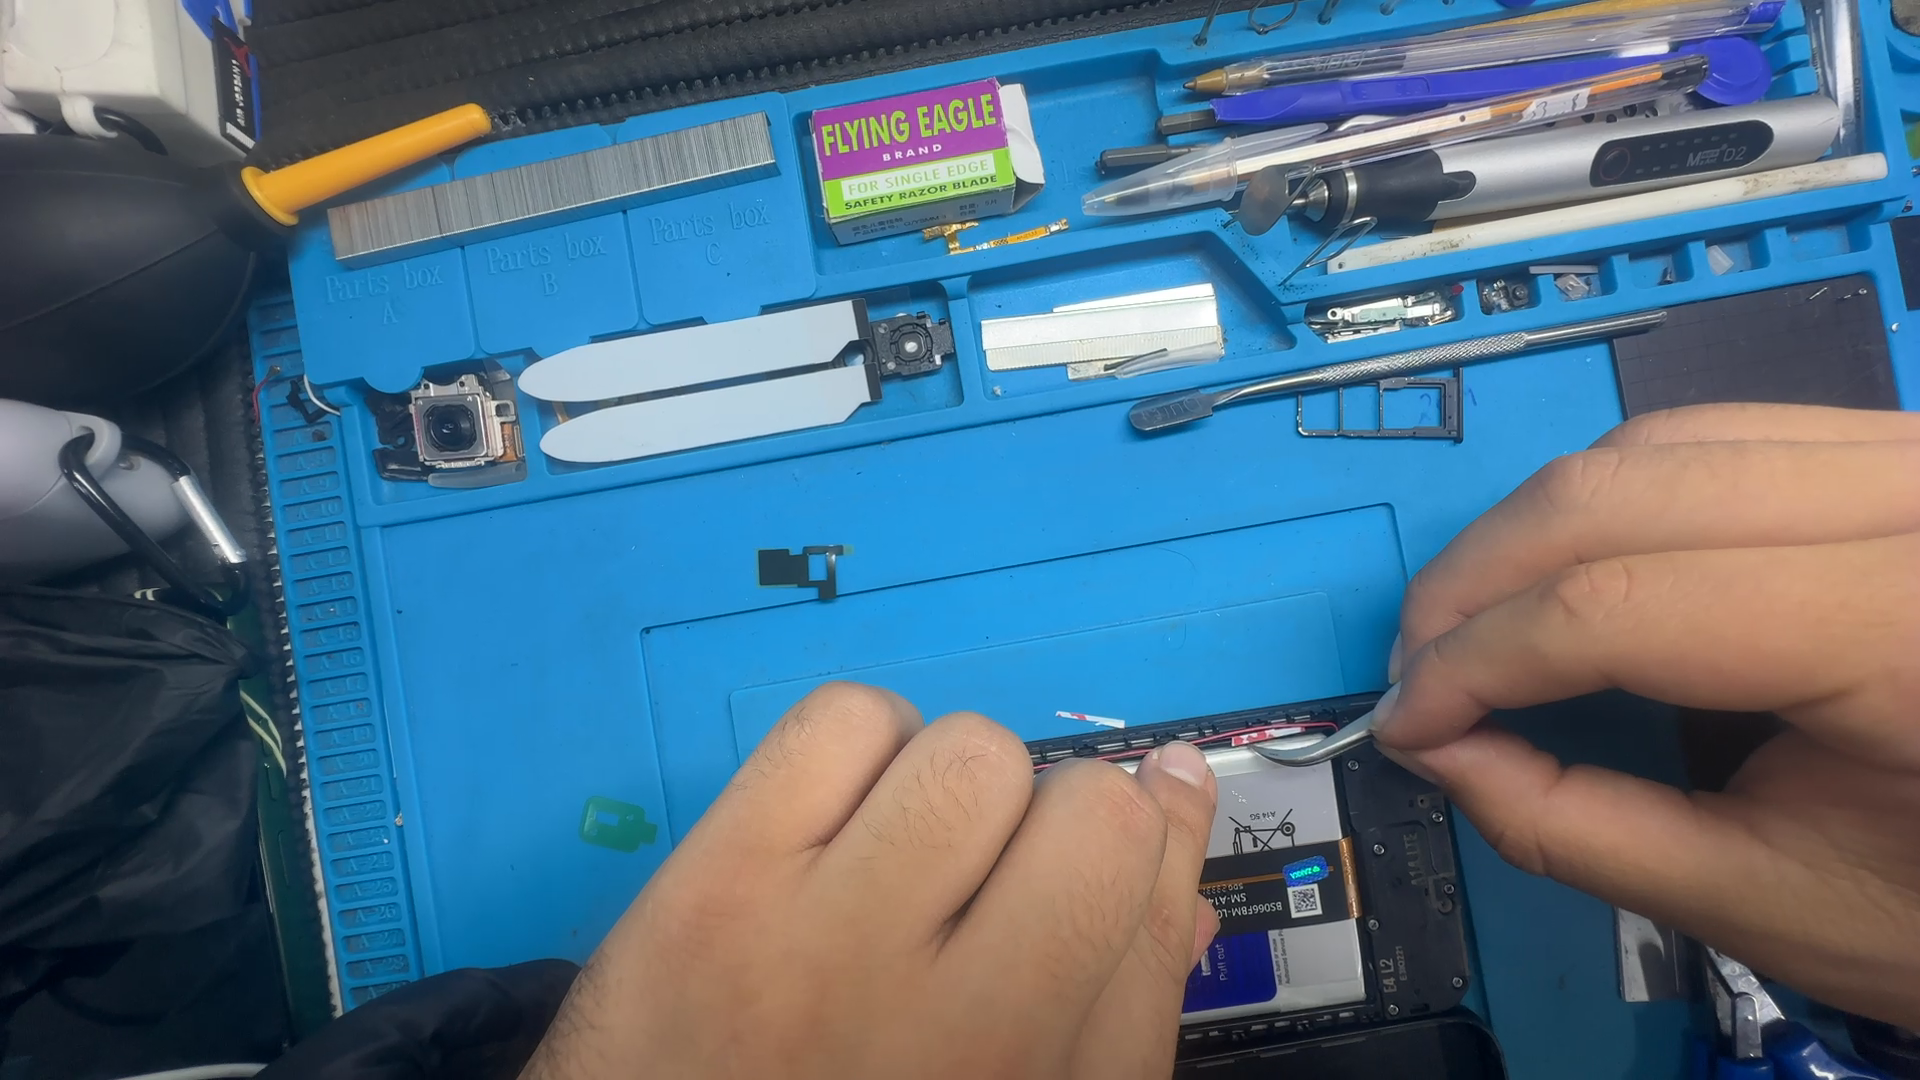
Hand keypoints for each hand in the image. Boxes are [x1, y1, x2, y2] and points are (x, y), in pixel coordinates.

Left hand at [520, 683, 1220, 1078]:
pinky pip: (838, 717)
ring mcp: (798, 937)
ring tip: (900, 847)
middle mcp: (921, 1013)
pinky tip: (838, 814)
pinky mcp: (708, 882)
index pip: (1119, 840)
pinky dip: (863, 740)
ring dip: (947, 775)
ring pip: (954, 744)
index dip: (1118, 823)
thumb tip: (1175, 784)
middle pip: (1051, 791)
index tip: (1078, 851)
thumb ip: (1138, 961)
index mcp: (1023, 1065)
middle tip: (974, 877)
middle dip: (1030, 810)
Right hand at [1373, 403, 1919, 1028]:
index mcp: (1914, 634)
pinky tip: (1563, 571)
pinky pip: (1685, 442)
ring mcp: (1910, 455)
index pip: (1616, 609)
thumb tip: (1425, 747)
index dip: (1474, 663)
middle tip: (1418, 671)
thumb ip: (1568, 825)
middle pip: (1602, 499)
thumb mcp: (1778, 900)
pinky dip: (1585, 505)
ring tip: (1475, 625)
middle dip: (1465, 589)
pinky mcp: (1885, 450)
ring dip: (1513, 541)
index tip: (1404, 726)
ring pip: (1631, 453)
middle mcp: (1918, 503)